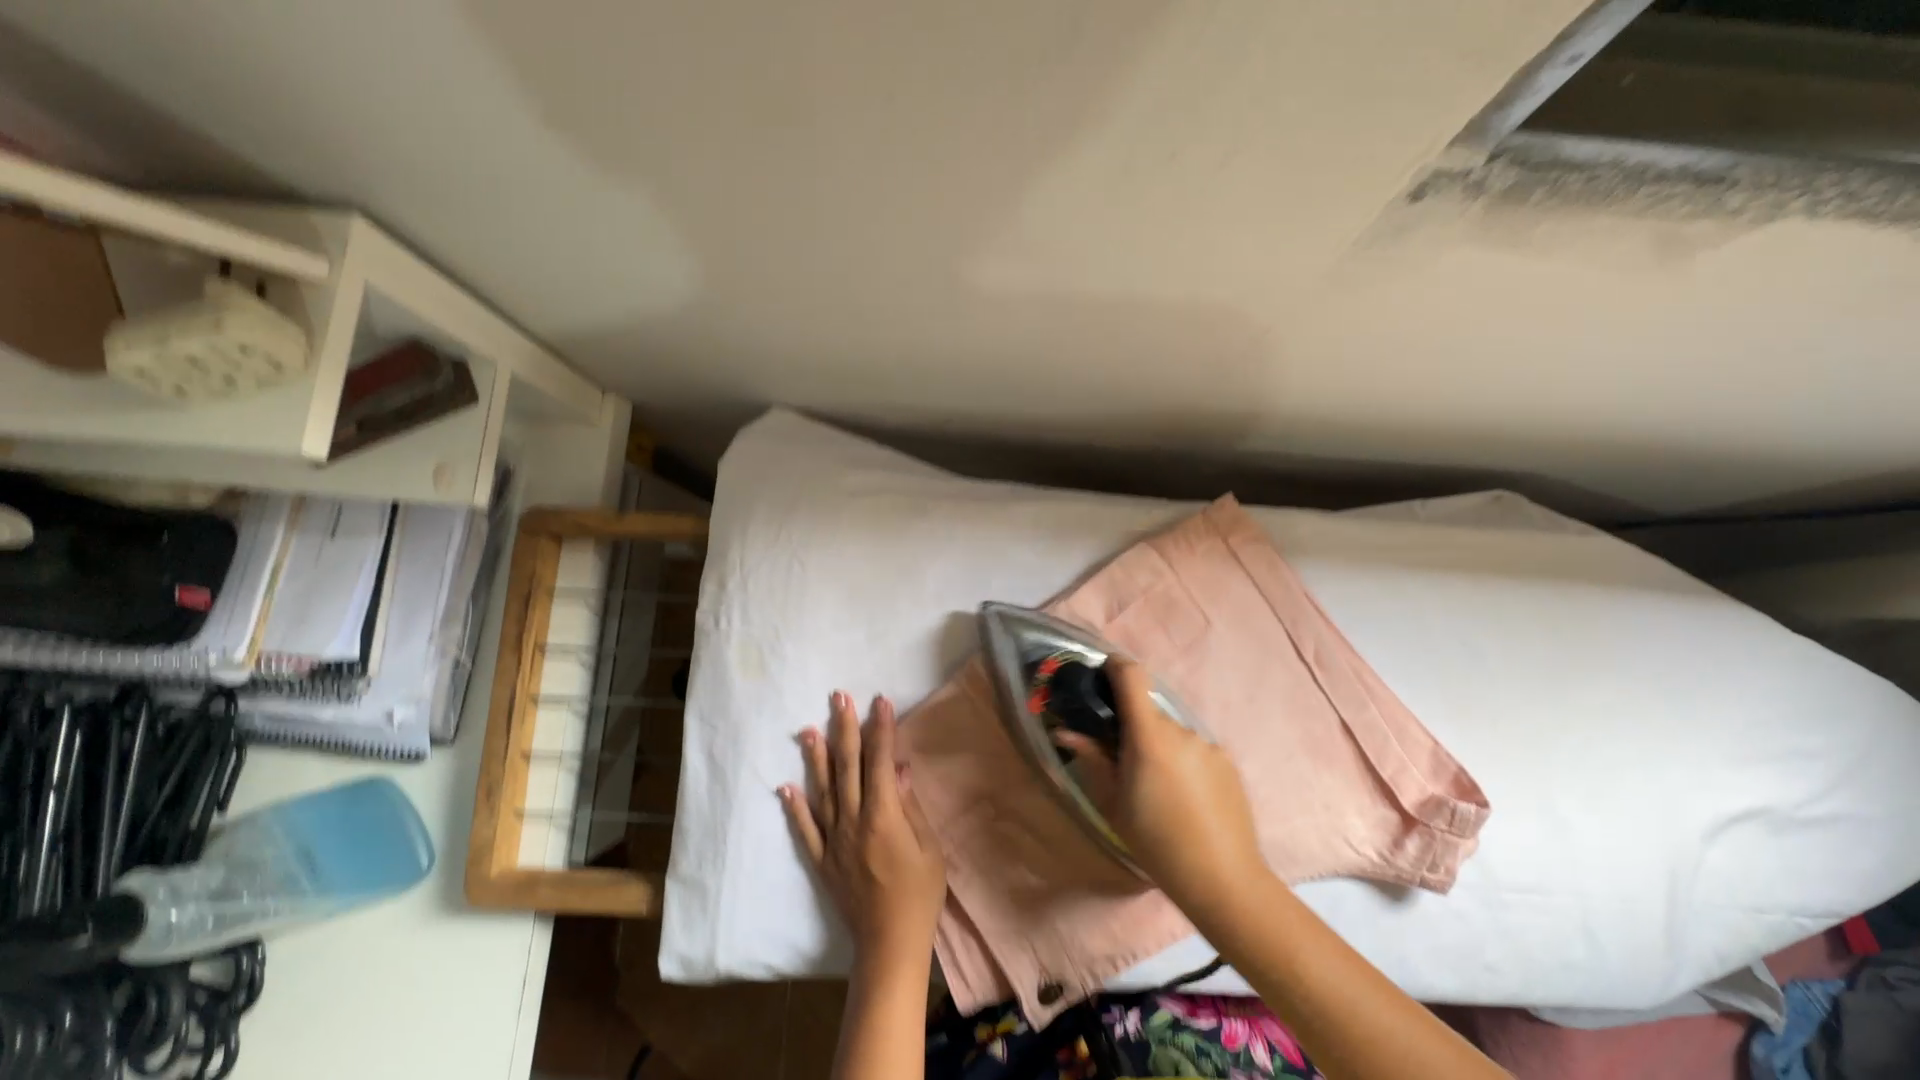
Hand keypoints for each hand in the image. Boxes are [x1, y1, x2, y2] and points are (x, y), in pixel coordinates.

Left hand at [781, 691, 946, 966]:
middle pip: (847, 767)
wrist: (889, 942)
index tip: (880, 701)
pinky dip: (794, 807)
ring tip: (807, 728)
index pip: (880, 762)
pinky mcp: (822, 861)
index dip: (880, 730)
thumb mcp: (928, 849)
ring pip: (822, 791)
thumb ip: (911, 807)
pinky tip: (785, 786)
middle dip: (844, 729)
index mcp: (883, 817)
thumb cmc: (919, 896)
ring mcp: (834, 841)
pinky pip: (805, 829)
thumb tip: (900, 769)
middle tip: (839, 697)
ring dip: (816, 758)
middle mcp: (853, 821)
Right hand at [1055, 658, 1262, 913]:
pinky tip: (1185, 801)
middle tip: (1123, 763)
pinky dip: (1184, 764)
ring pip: (1173, 734)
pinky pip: (1195, 751)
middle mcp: (1181, 730)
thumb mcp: (1113, 803)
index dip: (1115, 667)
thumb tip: (1066, 731)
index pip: (1132, 676)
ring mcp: (1208, 744)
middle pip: (1150, 713)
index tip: (1101, 675)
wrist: (1221, 876)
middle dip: (1134, 728)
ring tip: (1158, 791)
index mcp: (1149, 736)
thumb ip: (1093, 759)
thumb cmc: (1155, 842)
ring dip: (1160, 748)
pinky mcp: (1227, 761)